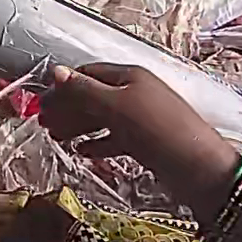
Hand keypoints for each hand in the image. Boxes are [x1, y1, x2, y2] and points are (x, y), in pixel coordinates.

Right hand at [40, 64, 236, 195]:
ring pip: (101, 117)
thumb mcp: (115, 106)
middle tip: (43, 122)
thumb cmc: (156, 129)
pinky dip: (97, 143)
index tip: (41, 101)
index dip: (63, 86)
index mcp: (129, 76)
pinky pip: (114, 138)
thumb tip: (55, 71)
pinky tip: (82, 152)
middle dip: (67, 107)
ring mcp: (141, 118)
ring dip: (77, 125)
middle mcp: (135, 93)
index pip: (87, 73)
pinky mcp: (146, 142)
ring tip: (56, 137)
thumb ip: (83, 90)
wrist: (201, 171)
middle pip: (92, 95)